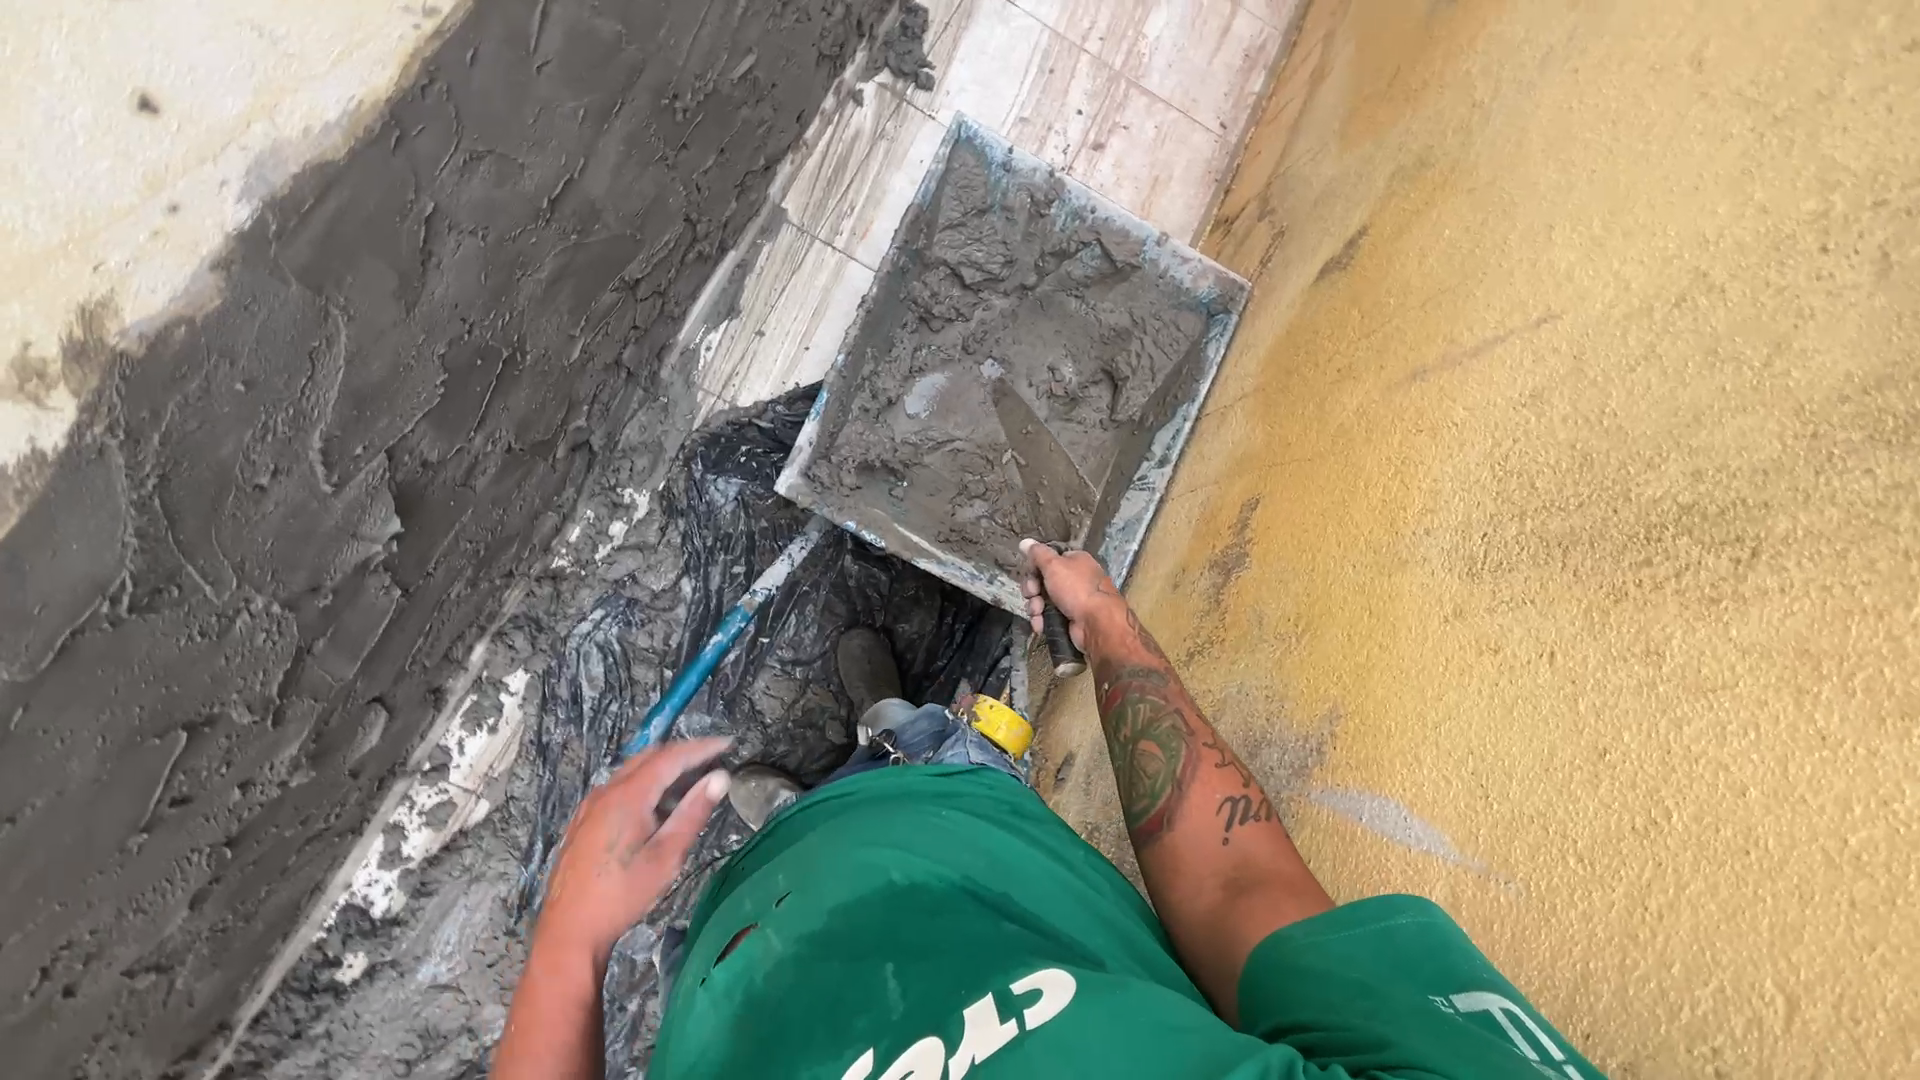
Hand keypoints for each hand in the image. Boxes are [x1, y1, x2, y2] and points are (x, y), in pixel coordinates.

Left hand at [534, 738, 731, 965]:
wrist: (568, 932)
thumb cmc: (622, 896)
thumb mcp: (666, 857)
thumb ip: (693, 813)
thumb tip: (720, 777)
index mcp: (627, 796)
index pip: (670, 758)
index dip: (701, 748)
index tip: (728, 744)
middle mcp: (606, 792)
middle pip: (649, 757)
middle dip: (683, 752)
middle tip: (712, 758)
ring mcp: (590, 806)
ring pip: (632, 770)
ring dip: (663, 767)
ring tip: (691, 779)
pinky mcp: (583, 821)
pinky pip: (619, 786)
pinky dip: (645, 782)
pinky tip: (656, 804)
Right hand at [1020, 538, 1127, 649]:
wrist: (1097, 623)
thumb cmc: (1077, 589)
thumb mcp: (1054, 565)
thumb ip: (1038, 553)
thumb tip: (1025, 542)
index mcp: (1075, 561)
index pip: (1048, 559)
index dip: (1034, 567)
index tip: (1029, 575)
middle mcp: (1075, 578)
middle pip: (1042, 581)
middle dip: (1033, 590)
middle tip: (1033, 595)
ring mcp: (1073, 600)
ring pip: (1043, 600)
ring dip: (1035, 607)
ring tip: (1038, 613)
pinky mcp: (1069, 618)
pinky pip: (1048, 616)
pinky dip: (1042, 620)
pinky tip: (1041, 624)